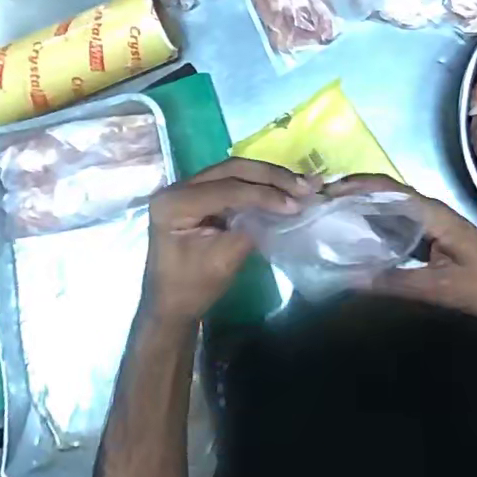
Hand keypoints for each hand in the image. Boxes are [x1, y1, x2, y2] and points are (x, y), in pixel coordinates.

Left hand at [142, 158, 317, 324]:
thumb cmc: (193, 287)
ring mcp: (188, 188)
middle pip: (232, 169)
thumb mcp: (224, 259)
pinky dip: (260, 184)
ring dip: (270, 177)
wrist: (172, 306)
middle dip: (272, 176)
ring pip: (235, 170)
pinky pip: (233, 180)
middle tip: (305, 186)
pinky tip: (284, 187)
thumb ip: (250, 228)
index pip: (228, 188)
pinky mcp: (200, 194)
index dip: (265, 194)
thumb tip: (283, 208)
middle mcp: (178, 187)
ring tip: (302, 184)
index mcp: (175, 202)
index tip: (297, 204)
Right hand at [327, 175, 476, 323]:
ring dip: (360, 209)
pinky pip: (398, 224)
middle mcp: (429, 210)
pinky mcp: (433, 236)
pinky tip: (357, 240)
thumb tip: (349, 279)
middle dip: (350, 195)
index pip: (385, 189)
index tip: (322, 194)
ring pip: (389, 208)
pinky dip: (375, 227)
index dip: (353, 187)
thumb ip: (395, 282)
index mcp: (431, 213)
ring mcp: (431, 222)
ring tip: (327, 218)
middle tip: (315, 206)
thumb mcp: (439, 289)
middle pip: (383, 193)